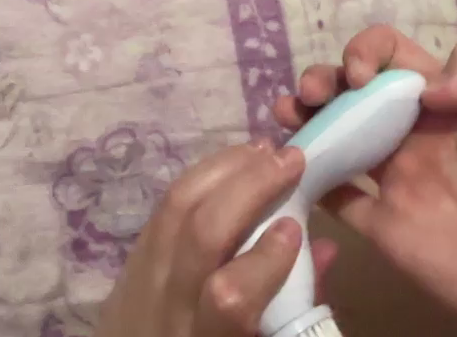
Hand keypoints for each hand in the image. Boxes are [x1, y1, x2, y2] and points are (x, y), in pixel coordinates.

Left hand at [95, 141, 335, 336]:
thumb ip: (288, 306)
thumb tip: (325, 248)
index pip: (229, 297)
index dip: (266, 258)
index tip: (296, 226)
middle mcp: (167, 304)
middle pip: (202, 232)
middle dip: (251, 187)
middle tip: (291, 159)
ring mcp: (141, 274)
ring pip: (179, 204)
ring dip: (226, 167)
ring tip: (263, 150)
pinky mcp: (131, 252)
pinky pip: (165, 202)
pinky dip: (202, 175)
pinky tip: (230, 161)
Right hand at [277, 27, 456, 336]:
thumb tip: (425, 84)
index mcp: (445, 100)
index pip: (393, 55)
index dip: (369, 51)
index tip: (363, 78)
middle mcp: (412, 132)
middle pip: (354, 90)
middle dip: (326, 77)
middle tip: (311, 91)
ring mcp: (394, 179)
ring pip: (337, 135)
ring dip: (307, 117)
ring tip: (285, 112)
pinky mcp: (382, 226)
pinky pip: (334, 197)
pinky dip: (306, 178)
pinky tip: (287, 165)